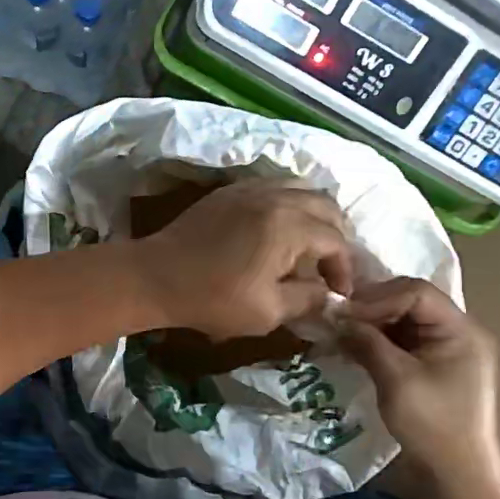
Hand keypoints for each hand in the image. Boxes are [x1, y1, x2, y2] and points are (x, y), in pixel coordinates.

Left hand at [136, 181, 355, 339]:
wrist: (154, 276)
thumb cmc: (212, 298)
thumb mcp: (267, 312)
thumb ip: (307, 299)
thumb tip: (328, 294)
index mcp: (287, 225)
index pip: (336, 240)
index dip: (344, 269)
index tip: (338, 294)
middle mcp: (274, 197)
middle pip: (325, 206)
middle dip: (336, 236)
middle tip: (330, 267)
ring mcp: (250, 189)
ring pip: (301, 189)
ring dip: (314, 215)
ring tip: (310, 245)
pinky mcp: (229, 191)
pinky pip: (273, 187)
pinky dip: (288, 204)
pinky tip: (280, 230)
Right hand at [337, 278, 499, 492]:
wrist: (456, 477)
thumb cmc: (432, 425)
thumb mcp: (396, 379)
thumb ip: (367, 342)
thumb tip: (337, 318)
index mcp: (461, 331)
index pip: (416, 292)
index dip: (377, 297)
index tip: (344, 313)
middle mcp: (458, 332)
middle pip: (410, 300)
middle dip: (373, 306)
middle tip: (340, 319)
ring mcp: (447, 349)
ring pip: (404, 318)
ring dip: (373, 322)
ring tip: (343, 331)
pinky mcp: (434, 365)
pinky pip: (404, 338)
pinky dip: (379, 338)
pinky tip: (355, 345)